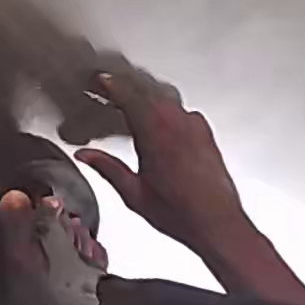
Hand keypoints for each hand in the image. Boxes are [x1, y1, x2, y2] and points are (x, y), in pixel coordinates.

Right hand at [76, 71, 249, 255]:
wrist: (218, 225)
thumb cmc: (181, 213)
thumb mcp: (134, 194)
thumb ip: (107, 168)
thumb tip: (85, 155)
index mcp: (155, 134)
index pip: (129, 97)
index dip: (112, 86)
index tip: (100, 80)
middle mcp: (176, 125)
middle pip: (146, 92)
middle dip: (125, 87)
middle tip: (109, 88)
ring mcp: (193, 127)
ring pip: (165, 97)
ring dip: (146, 95)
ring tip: (131, 100)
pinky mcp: (205, 134)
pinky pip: (182, 109)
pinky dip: (167, 107)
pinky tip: (162, 117)